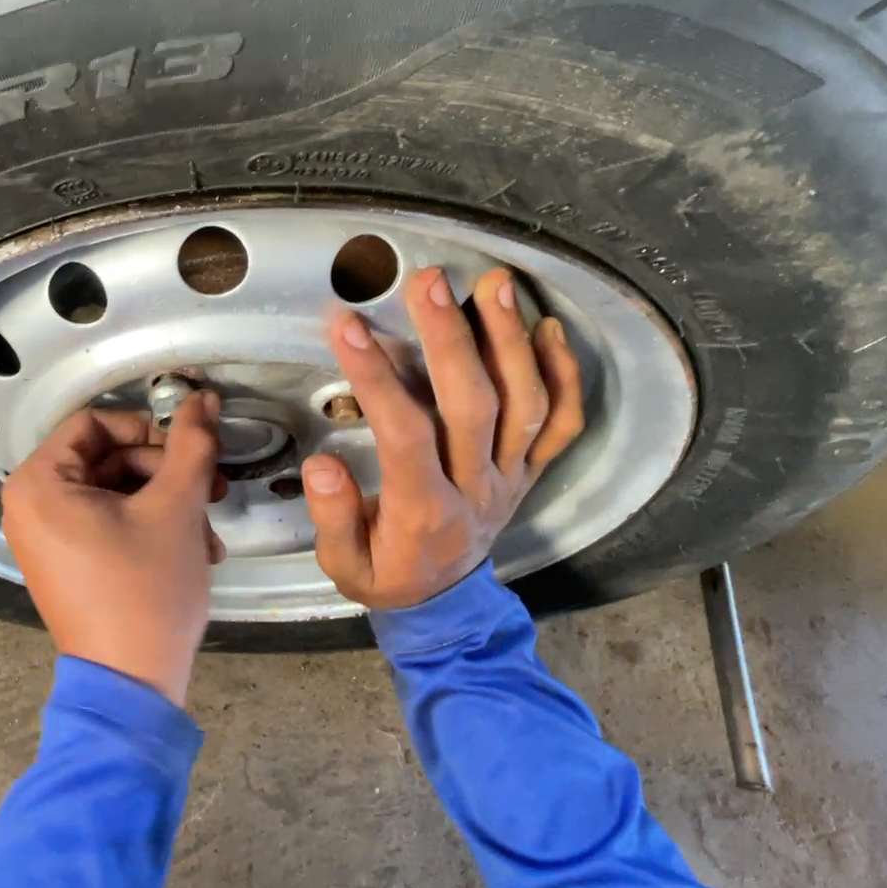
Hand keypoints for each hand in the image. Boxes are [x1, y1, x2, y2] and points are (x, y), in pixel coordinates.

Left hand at [1, 393, 226, 704]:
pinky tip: (194, 549)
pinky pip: (108, 523)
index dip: (147, 428)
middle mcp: (30, 506)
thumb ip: (190, 444)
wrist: (132, 686)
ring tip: (208, 532)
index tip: (190, 447)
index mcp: (37, 483)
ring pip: (116, 492)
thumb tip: (202, 397)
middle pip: (107, 458)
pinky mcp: (67, 563)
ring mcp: (46, 537)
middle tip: (215, 488)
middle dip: (166, 472)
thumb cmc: (145, 591)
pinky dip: (150, 527)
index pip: (94, 423)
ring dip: (168, 502)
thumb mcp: (175, 507)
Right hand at [301, 266, 585, 609]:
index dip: (376, 378)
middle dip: (451, 338)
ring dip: (511, 340)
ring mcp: (510, 477)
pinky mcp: (529, 472)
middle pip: (473, 406)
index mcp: (422, 511)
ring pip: (525, 404)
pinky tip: (548, 328)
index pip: (403, 434)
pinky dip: (565, 375)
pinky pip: (561, 425)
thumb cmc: (385, 574)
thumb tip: (321, 466)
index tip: (348, 326)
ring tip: (493, 283)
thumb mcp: (342, 565)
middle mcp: (476, 488)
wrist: (442, 604)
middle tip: (429, 283)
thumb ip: (332, 518)